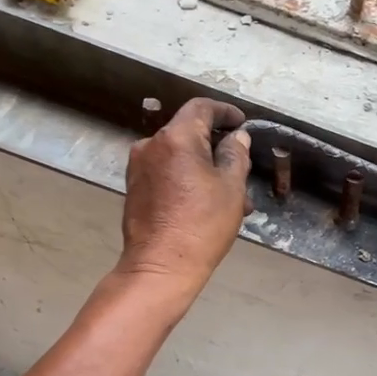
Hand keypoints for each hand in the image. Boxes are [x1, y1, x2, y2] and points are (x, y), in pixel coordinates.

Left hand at [113, 98, 251, 292]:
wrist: (161, 267)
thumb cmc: (202, 224)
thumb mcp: (231, 187)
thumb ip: (235, 155)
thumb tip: (237, 137)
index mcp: (176, 138)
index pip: (201, 108)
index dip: (224, 111)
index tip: (241, 122)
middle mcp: (151, 145)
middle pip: (189, 133)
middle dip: (217, 147)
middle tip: (242, 167)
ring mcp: (139, 168)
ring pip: (179, 156)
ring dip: (205, 167)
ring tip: (230, 197)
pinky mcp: (135, 188)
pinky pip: (167, 173)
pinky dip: (188, 179)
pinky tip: (207, 203)